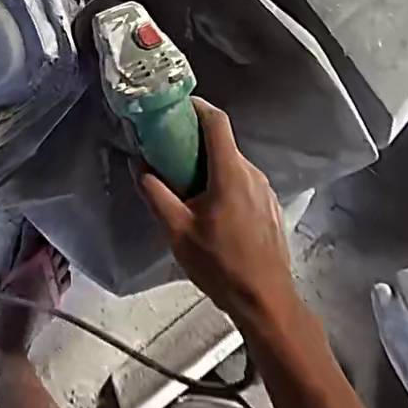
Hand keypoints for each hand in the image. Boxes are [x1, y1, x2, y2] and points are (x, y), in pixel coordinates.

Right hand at [140, 97, 297, 319]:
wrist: (267, 303)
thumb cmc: (220, 264)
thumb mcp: (176, 229)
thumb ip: (155, 192)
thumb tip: (138, 163)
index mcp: (230, 173)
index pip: (217, 122)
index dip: (196, 106)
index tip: (175, 104)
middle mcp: (252, 174)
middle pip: (222, 141)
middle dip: (194, 138)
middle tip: (167, 146)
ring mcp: (265, 191)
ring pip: (232, 162)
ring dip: (208, 161)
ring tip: (183, 177)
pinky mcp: (269, 207)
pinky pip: (242, 179)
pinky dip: (222, 178)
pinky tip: (207, 202)